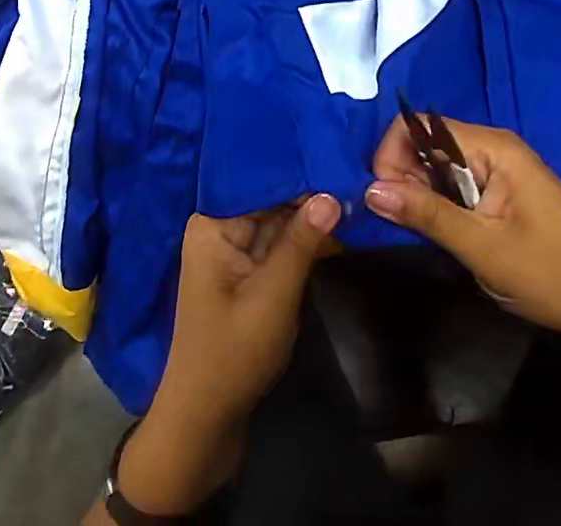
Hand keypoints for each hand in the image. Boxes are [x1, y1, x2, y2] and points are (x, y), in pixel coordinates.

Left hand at [115, 195, 340, 515]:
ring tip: (353, 185)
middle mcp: (219, 228)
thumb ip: (301, 243)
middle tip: (353, 165)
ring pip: (276, 221)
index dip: (293, 164)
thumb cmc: (233, 352)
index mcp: (212, 223)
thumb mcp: (272, 295)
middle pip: (267, 198)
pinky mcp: (247, 273)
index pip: (254, 179)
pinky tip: (338, 225)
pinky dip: (303, 240)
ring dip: (309, 212)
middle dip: (306, 187)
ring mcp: (233, 252)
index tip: (333, 146)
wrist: (206, 415)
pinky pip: (277, 245)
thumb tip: (332, 194)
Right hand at [364, 118, 560, 345]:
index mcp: (492, 148)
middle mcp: (490, 149)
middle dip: (402, 181)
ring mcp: (496, 171)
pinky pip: (450, 187)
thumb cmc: (559, 276)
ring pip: (432, 169)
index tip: (387, 201)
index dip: (391, 157)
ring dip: (419, 198)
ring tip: (429, 235)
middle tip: (408, 226)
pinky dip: (436, 208)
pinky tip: (445, 236)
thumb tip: (370, 190)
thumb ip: (427, 214)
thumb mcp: (486, 249)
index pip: (415, 127)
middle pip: (421, 146)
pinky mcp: (497, 193)